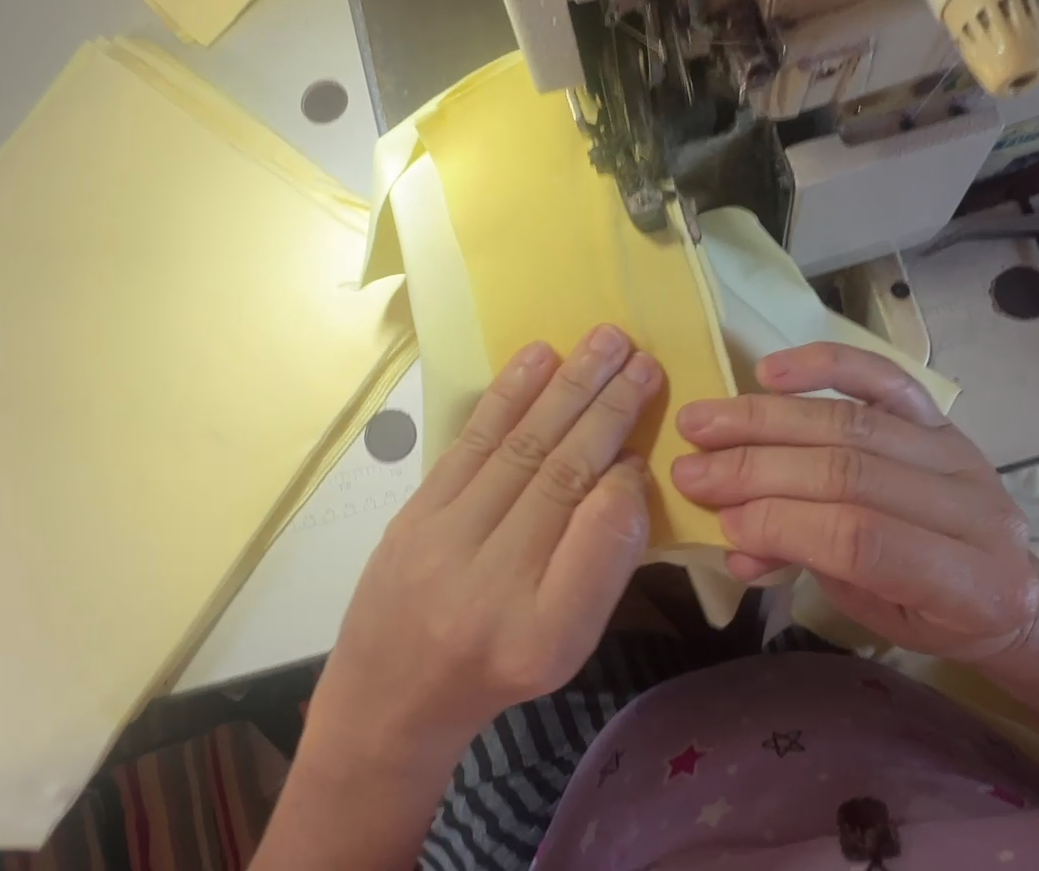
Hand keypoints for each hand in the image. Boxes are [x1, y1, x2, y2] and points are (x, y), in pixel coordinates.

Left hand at [312, 325, 659, 758]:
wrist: (391, 696)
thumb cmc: (493, 670)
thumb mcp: (564, 645)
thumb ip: (601, 564)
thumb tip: (626, 477)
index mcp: (541, 631)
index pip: (598, 536)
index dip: (626, 481)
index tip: (646, 446)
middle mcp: (490, 582)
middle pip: (560, 474)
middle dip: (607, 409)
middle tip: (644, 359)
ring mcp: (443, 539)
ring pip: (520, 446)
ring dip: (567, 387)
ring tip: (605, 341)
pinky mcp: (415, 510)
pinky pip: (472, 441)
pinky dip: (509, 395)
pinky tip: (540, 358)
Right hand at [670, 342, 1038, 660]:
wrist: (1000, 586)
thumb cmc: (930, 614)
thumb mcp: (872, 614)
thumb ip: (810, 567)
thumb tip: (734, 539)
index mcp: (970, 584)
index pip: (861, 539)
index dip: (781, 523)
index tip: (720, 519)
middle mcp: (973, 508)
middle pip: (849, 471)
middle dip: (756, 469)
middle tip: (690, 469)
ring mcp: (957, 452)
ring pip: (852, 422)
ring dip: (766, 420)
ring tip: (704, 423)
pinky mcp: (940, 417)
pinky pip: (883, 377)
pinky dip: (825, 365)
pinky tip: (771, 370)